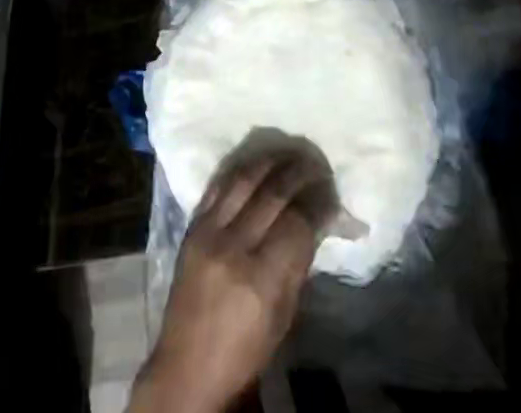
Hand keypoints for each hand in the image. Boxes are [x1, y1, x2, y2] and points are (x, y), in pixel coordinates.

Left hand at [129, 148, 335, 412]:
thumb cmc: (246, 347)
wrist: (187, 367)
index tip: (333, 191)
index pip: (298, 220)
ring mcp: (208, 233)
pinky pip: (218, 186)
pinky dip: (241, 169)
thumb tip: (321, 217)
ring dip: (272, 161)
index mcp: (261, 277)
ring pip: (244, 179)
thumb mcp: (285, 311)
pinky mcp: (192, 227)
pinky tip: (258, 161)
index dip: (320, 201)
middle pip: (274, 193)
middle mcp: (233, 247)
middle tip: (318, 163)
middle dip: (301, 172)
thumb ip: (301, 260)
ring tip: (291, 153)